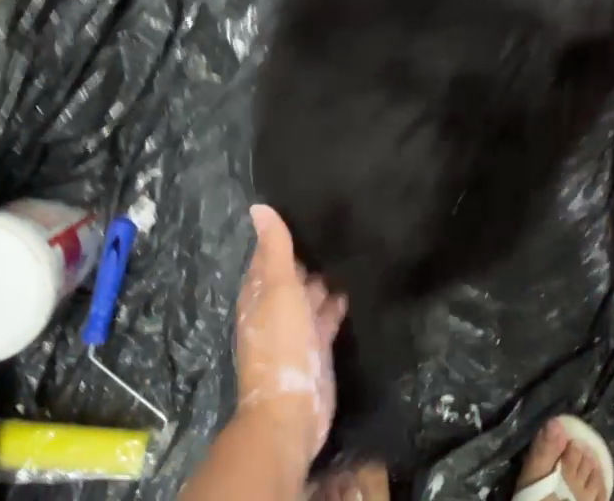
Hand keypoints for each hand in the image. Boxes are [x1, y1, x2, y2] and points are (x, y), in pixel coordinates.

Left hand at [235, 204, 347, 465]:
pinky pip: (327, 314)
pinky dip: (337, 300)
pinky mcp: (317, 345)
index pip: (269, 254)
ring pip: (310, 293)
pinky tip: (355, 284)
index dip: (283, 233)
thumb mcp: (278, 289)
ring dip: (325, 276)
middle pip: (292, 273)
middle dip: (309, 252)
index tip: (306, 205)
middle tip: (337, 222)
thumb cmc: (281, 343)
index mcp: (258, 293)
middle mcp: (275, 307)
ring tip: (351, 247)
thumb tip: (258, 207)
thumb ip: (274, 249)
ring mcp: (296, 328)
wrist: (292, 408)